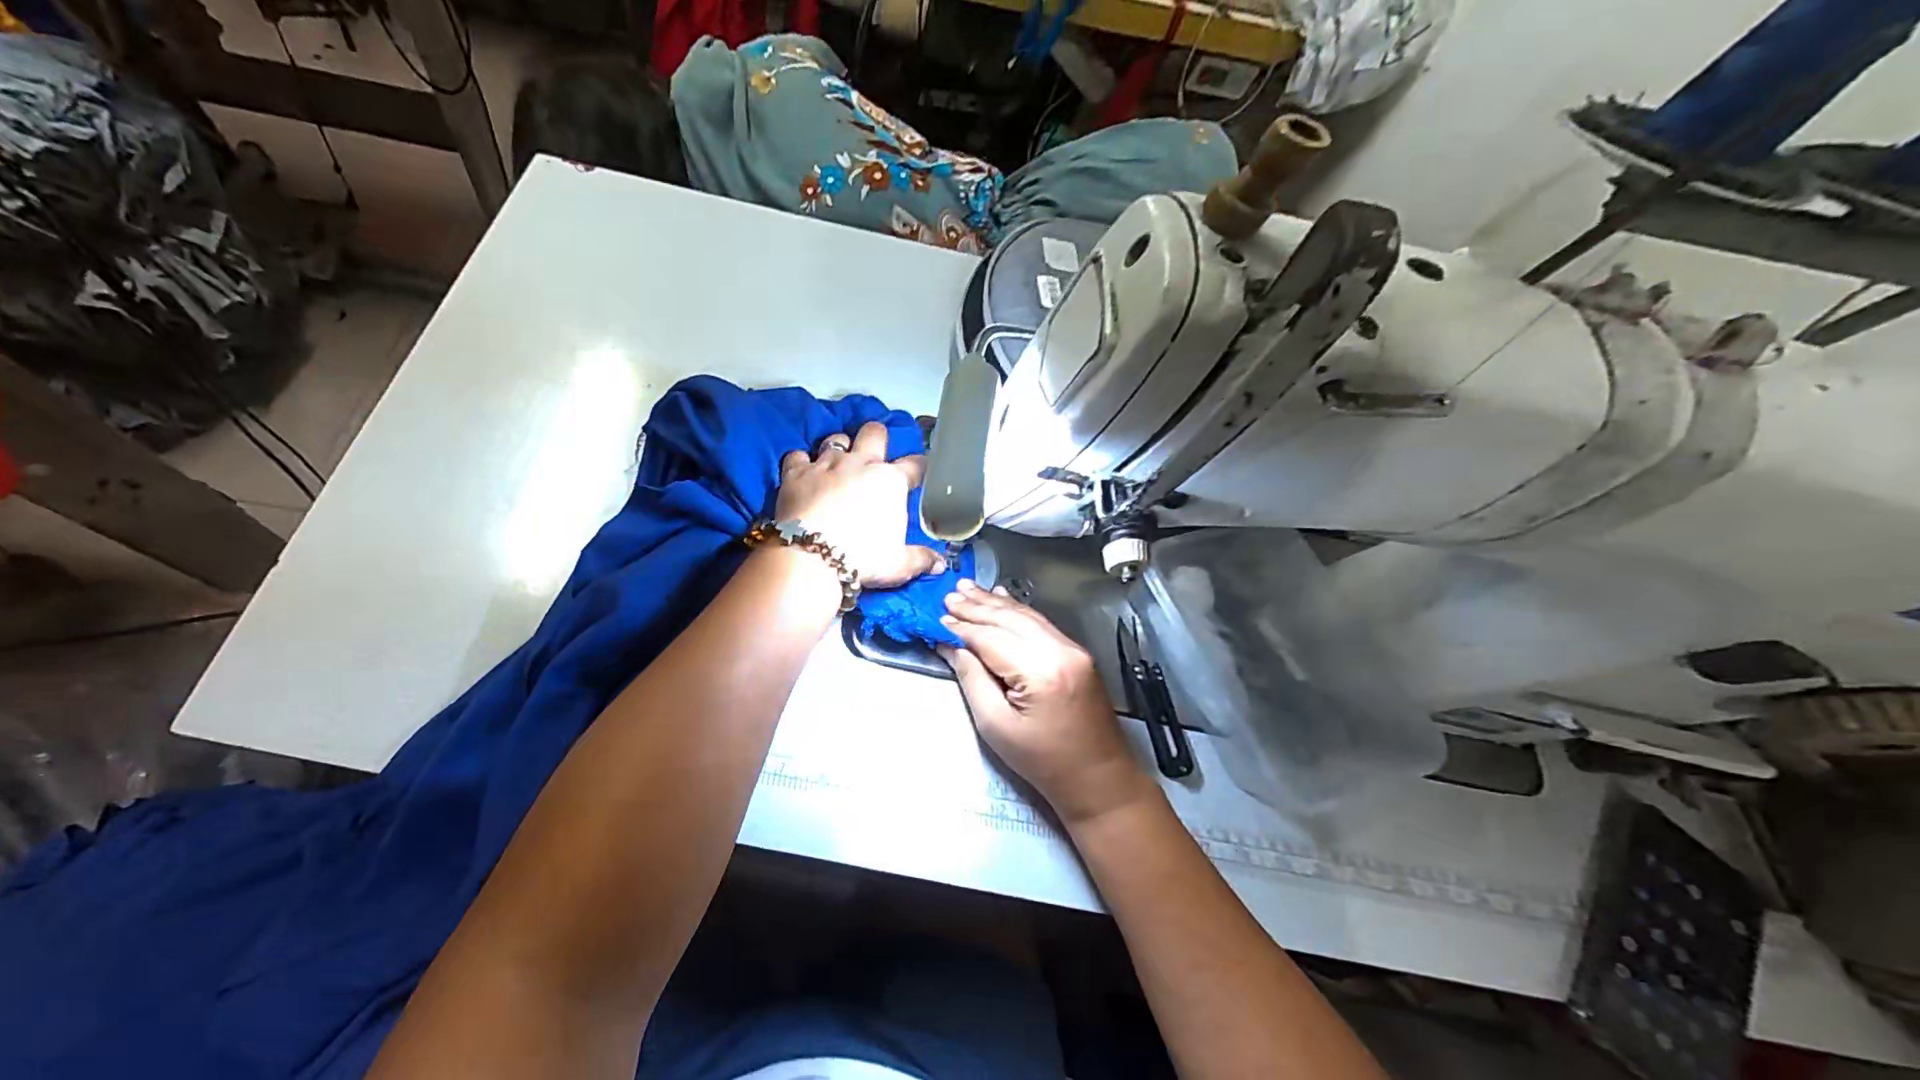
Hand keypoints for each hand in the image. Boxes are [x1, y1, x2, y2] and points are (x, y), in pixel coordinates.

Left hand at [777, 422, 944, 587]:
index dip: (919, 467)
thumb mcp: (898, 564)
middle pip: (874, 433)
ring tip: (837, 460)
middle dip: (877, 437)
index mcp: (891, 481)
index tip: (919, 472)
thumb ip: (920, 559)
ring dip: (838, 447)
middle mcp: (861, 463)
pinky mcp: (796, 472)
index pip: (914, 465)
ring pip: (835, 439)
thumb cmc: (863, 558)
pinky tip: (801, 470)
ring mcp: (827, 464)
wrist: (813, 557)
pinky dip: (800, 461)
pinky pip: (797, 455)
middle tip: (875, 451)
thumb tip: (940, 565)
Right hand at [939, 580, 1155, 825]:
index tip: (935, 619)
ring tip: (967, 590)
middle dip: (977, 607)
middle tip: (948, 596)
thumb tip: (952, 646)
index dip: (961, 628)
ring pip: (1027, 616)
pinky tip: (1001, 599)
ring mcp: (1073, 649)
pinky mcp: (1077, 653)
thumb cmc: (1043, 761)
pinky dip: (1018, 611)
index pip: (991, 638)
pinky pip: (1041, 624)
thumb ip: (973, 680)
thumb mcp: (996, 726)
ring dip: (995, 603)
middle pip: (1010, 619)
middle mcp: (1060, 650)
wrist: (1098, 778)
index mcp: (1040, 671)